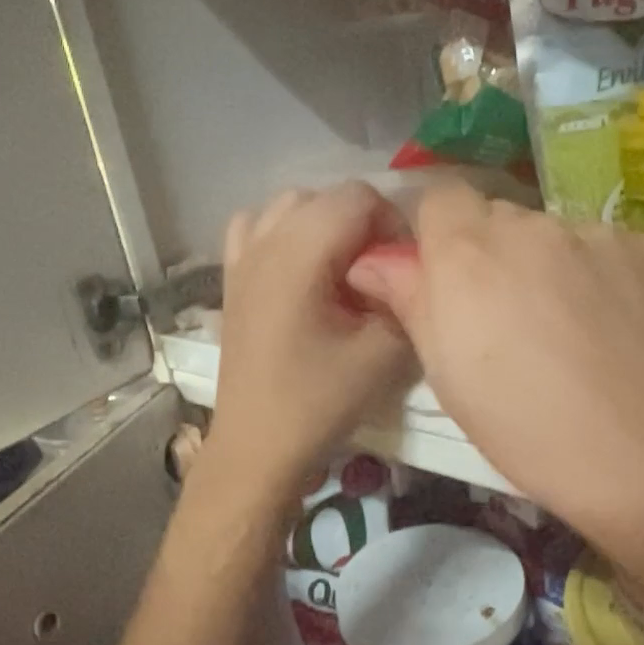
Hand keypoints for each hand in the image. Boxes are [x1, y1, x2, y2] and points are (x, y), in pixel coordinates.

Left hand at [208, 184, 413, 486]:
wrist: (258, 447)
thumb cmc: (319, 402)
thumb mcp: (384, 355)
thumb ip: (407, 299)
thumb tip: (412, 271)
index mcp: (298, 254)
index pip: (358, 198)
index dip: (391, 224)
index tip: (402, 270)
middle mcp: (264, 242)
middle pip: (325, 197)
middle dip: (361, 225)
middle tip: (379, 275)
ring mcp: (241, 259)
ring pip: (290, 207)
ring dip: (324, 226)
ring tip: (342, 272)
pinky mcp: (231, 280)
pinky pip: (257, 230)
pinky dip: (284, 234)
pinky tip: (300, 270)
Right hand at [346, 182, 643, 555]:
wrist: (643, 454)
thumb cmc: (524, 428)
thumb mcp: (446, 376)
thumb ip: (409, 300)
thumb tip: (373, 259)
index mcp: (467, 252)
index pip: (439, 198)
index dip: (435, 235)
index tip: (443, 281)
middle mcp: (529, 226)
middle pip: (496, 218)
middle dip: (490, 255)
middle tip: (504, 320)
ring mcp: (593, 234)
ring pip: (551, 235)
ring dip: (545, 266)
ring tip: (567, 332)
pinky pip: (601, 248)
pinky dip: (595, 276)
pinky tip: (610, 329)